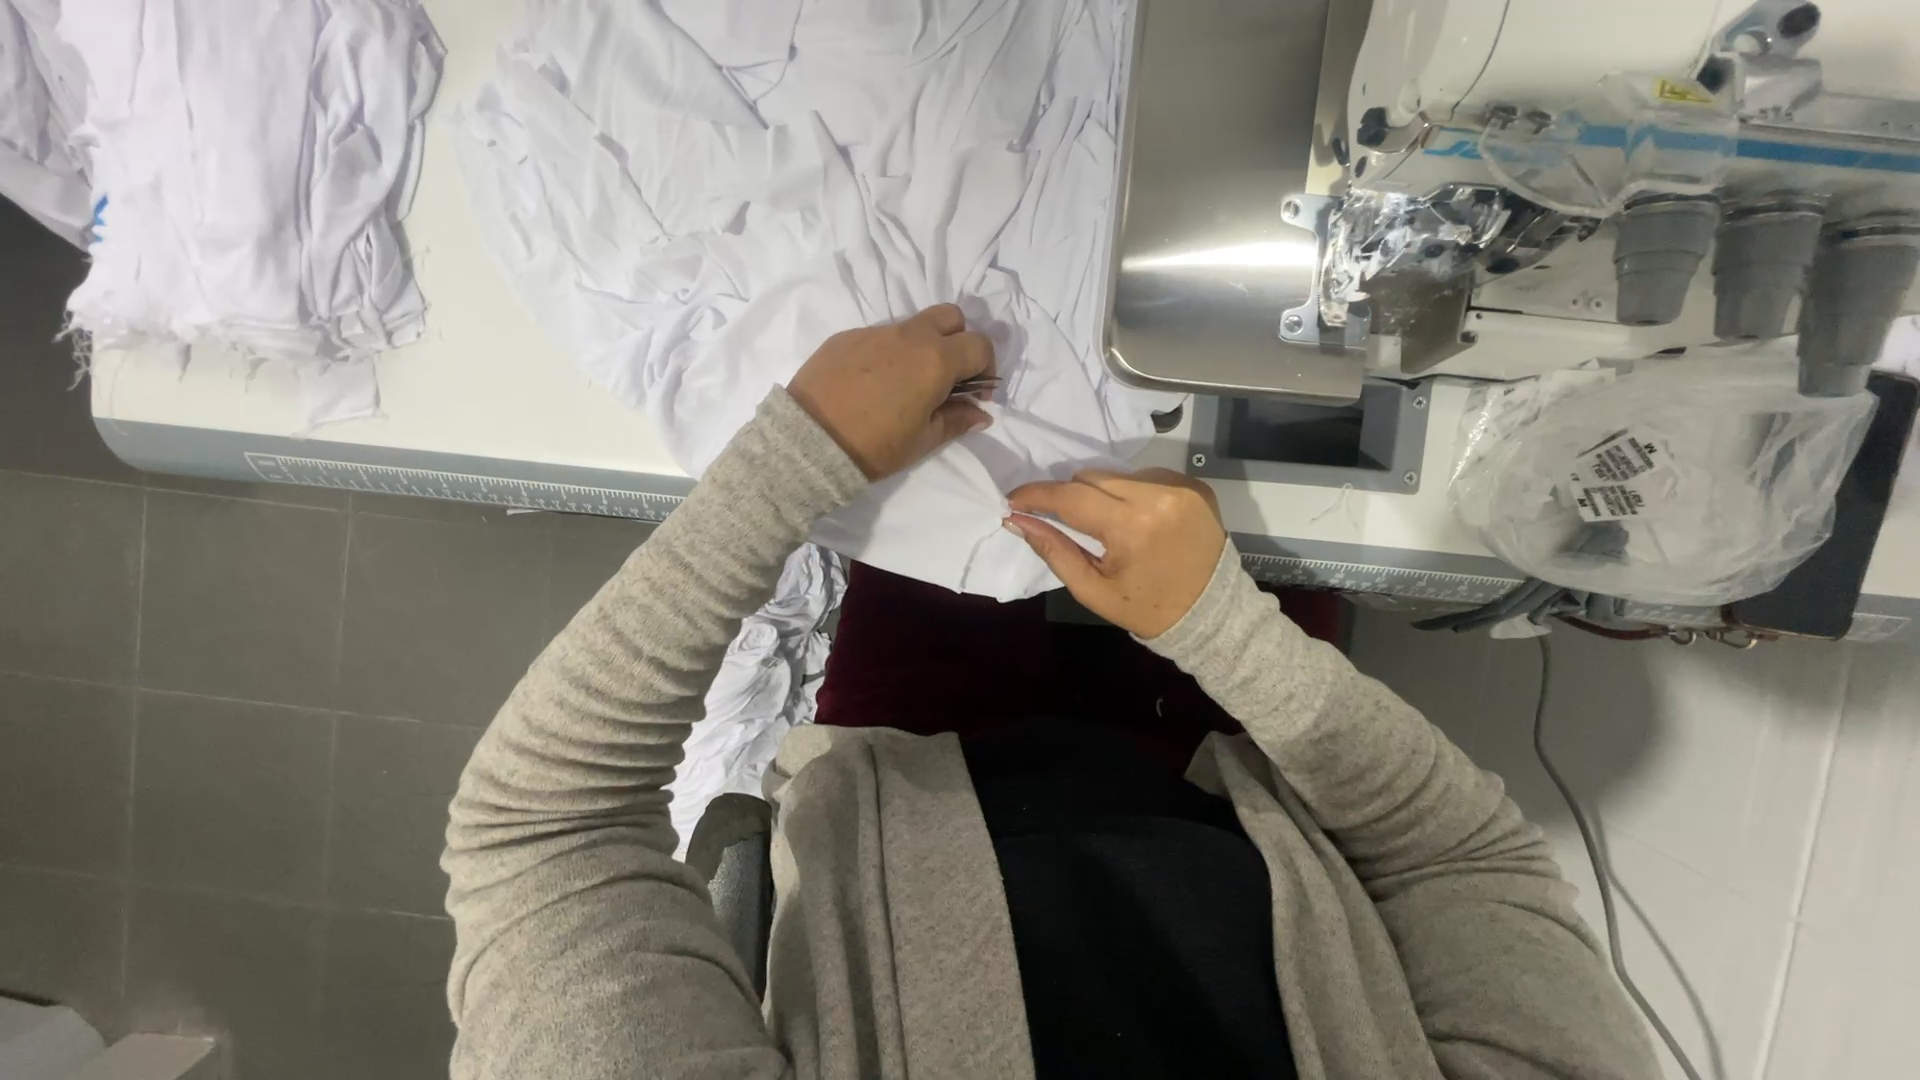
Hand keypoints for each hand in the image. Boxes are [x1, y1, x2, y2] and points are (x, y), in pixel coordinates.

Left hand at [786, 304, 995, 480]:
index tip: (976, 395)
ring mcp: (874, 333)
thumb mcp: (923, 440)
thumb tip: (980, 413)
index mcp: (935, 360)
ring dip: (922, 347)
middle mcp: (908, 336)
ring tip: (906, 385)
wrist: (809, 440)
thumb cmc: (874, 446)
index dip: (986, 368)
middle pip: (950, 317)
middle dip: (959, 341)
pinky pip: (879, 337)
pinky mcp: (845, 338)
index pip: (979, 345)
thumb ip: (956, 420)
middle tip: (947, 377)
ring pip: (912, 326)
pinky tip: (872, 386)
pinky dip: (888, 354)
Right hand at [1004, 468, 1225, 638]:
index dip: (1037, 495)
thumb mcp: (1092, 589)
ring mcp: (1180, 486)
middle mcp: (1157, 495)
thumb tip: (1017, 520)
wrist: (1212, 614)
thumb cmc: (1146, 608)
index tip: (1014, 498)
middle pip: (1091, 477)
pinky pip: (1146, 475)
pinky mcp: (1195, 484)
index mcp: (1131, 527)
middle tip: (1063, 519)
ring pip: (1117, 473)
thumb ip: (1053, 550)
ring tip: (1107, 523)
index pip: (1070, 497)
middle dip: (1070, 495)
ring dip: (1102, 493)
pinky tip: (1137, 518)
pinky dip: (1132, 492)